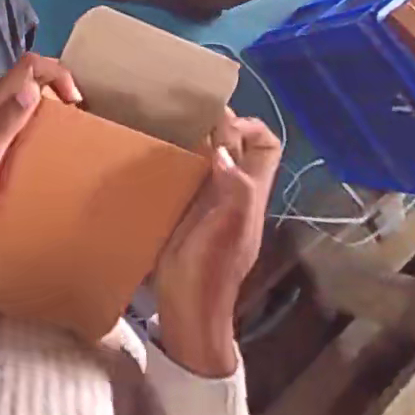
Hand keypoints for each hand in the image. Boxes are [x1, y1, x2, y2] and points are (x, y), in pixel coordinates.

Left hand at [0, 53, 81, 248]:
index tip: (76, 102)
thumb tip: (32, 87)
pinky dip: (41, 126)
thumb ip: (4, 122)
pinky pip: (22, 123)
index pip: (29, 66)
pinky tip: (50, 151)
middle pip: (30, 78)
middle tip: (79, 117)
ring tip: (71, 133)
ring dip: (51, 106)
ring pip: (27, 100)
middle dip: (58, 86)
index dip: (57, 72)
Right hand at [152, 109, 282, 376]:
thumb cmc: (212, 269)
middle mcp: (230, 187)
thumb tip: (221, 149)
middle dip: (215, 123)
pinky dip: (170, 154)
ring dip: (190, 136)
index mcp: (249, 190)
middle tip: (181, 110)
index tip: (218, 121)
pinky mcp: (180, 202)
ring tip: (161, 120)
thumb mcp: (231, 231)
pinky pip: (181, 168)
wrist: (187, 304)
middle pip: (234, 143)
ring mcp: (205, 195)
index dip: (250, 126)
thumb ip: (235, 191)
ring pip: (206, 152)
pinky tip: (148, 148)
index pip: (265, 144)